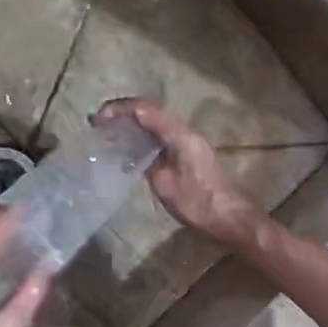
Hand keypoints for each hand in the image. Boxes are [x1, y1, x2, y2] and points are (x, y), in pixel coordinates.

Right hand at [96, 98, 262, 245]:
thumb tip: (132, 151)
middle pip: (151, 112)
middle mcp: (186, 131)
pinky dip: (145, 137)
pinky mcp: (192, 153)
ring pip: (157, 123)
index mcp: (180, 134)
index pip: (145, 110)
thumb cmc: (198, 203)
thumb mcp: (165, 184)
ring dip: (133, 125)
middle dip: (123, 114)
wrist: (230, 216)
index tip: (97, 119)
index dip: (119, 110)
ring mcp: (191, 141)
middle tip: (99, 124)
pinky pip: (163, 136)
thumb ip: (147, 162)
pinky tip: (131, 149)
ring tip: (110, 134)